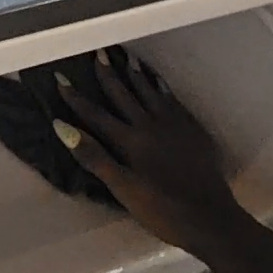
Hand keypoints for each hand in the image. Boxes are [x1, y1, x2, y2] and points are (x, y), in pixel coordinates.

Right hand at [54, 52, 256, 258]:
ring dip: (137, 75)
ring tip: (128, 58)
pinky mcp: (192, 131)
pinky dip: (162, 88)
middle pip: (123, 94)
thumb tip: (62, 126)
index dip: (75, 96)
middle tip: (99, 52)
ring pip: (150, 92)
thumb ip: (93, 156)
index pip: (95, 113)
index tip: (60, 76)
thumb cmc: (162, 210)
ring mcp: (173, 126)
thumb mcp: (123, 189)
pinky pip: (173, 101)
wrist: (213, 221)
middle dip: (108, 73)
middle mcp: (149, 125)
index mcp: (129, 140)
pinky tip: (160, 83)